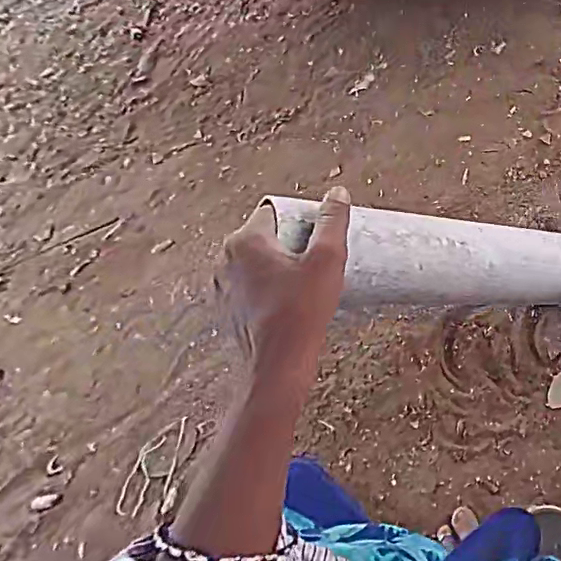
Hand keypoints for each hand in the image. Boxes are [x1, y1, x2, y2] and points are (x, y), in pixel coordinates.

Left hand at [219, 187, 350, 373]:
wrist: (278, 365)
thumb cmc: (301, 312)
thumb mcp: (327, 259)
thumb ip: (332, 221)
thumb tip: (337, 194)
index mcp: (245, 241)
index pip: (275, 211)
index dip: (301, 219)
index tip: (319, 235)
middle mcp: (226, 260)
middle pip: (266, 235)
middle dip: (293, 242)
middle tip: (318, 260)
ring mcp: (223, 286)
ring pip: (258, 261)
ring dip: (280, 265)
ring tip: (307, 282)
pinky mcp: (227, 309)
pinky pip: (252, 285)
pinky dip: (270, 287)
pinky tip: (292, 301)